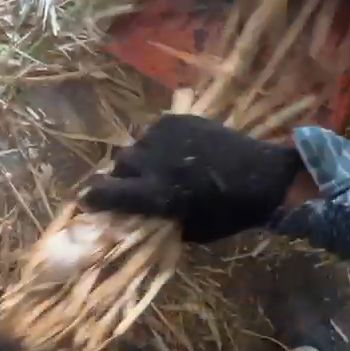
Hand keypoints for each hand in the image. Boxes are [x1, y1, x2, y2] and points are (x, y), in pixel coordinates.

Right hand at [80, 114, 303, 242]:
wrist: (262, 176)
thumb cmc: (227, 214)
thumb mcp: (188, 231)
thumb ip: (156, 222)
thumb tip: (130, 220)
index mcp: (154, 194)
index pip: (104, 192)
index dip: (92, 197)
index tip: (87, 200)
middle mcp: (152, 162)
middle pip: (117, 165)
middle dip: (122, 177)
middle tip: (136, 185)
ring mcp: (163, 136)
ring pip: (134, 145)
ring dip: (140, 158)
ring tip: (160, 166)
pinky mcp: (176, 119)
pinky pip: (152, 131)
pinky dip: (157, 143)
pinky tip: (174, 152)